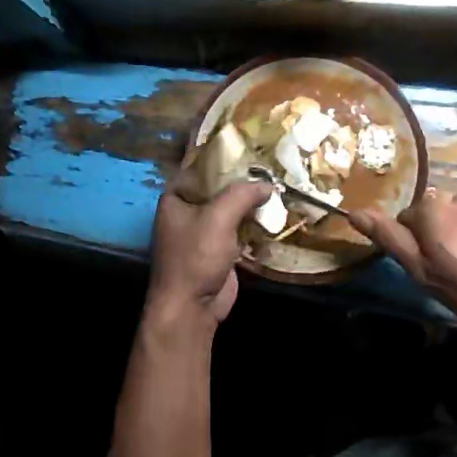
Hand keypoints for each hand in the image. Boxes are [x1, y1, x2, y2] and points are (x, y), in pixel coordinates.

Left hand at [147, 173, 273, 328]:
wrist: (191, 307)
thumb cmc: (196, 256)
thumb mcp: (218, 217)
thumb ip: (242, 194)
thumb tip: (267, 183)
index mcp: (176, 197)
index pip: (201, 168)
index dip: (225, 159)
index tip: (254, 150)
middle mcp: (187, 211)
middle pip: (219, 189)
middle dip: (244, 183)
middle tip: (274, 168)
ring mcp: (202, 231)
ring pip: (231, 210)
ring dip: (252, 204)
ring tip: (280, 187)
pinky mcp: (218, 250)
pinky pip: (238, 229)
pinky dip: (253, 224)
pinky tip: (275, 214)